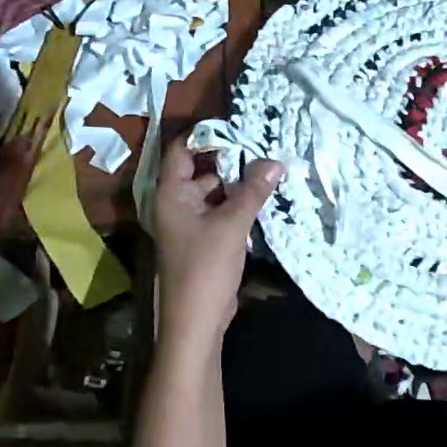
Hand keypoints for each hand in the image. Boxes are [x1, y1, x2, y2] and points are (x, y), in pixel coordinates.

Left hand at [150, 138, 283, 344]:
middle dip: (229, 156)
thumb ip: (253, 189)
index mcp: (171, 192)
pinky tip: (262, 194)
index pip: (182, 148)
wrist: (196, 322)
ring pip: (212, 190)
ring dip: (236, 180)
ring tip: (267, 164)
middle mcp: (175, 202)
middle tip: (261, 141)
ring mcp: (188, 221)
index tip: (237, 124)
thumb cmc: (205, 266)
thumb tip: (276, 160)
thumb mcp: (232, 223)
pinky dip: (236, 200)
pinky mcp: (202, 238)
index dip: (206, 134)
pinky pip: (218, 209)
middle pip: (199, 167)